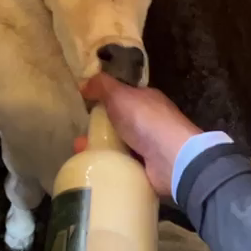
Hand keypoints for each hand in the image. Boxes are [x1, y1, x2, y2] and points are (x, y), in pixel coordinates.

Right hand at [78, 74, 203, 199]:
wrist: (171, 158)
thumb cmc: (145, 120)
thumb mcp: (119, 94)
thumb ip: (101, 85)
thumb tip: (84, 82)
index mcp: (147, 99)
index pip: (123, 96)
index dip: (104, 100)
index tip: (85, 108)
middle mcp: (150, 121)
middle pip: (119, 123)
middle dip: (98, 129)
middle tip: (78, 138)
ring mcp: (151, 146)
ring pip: (119, 145)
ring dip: (100, 149)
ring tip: (80, 153)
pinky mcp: (149, 169)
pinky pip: (124, 165)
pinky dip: (110, 167)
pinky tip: (94, 168)